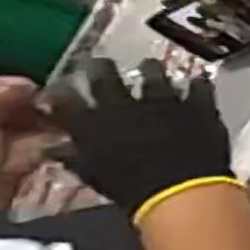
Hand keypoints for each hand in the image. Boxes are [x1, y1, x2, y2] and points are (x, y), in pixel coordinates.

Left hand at [0, 29, 50, 194]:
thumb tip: (23, 84)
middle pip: (10, 81)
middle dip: (19, 86)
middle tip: (26, 93)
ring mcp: (20, 107)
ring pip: (40, 95)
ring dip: (48, 100)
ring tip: (47, 111)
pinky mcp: (46, 123)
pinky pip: (60, 114)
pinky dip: (65, 114)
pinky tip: (67, 115)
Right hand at [54, 57, 232, 216]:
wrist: (180, 188)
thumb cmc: (130, 188)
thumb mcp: (93, 174)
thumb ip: (73, 156)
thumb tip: (50, 147)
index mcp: (94, 122)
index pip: (67, 98)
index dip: (63, 90)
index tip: (63, 83)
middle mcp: (125, 104)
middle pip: (106, 77)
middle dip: (101, 67)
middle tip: (101, 61)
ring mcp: (164, 101)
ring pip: (154, 75)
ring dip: (151, 69)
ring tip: (150, 64)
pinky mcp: (197, 105)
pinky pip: (199, 87)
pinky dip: (198, 84)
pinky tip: (198, 80)